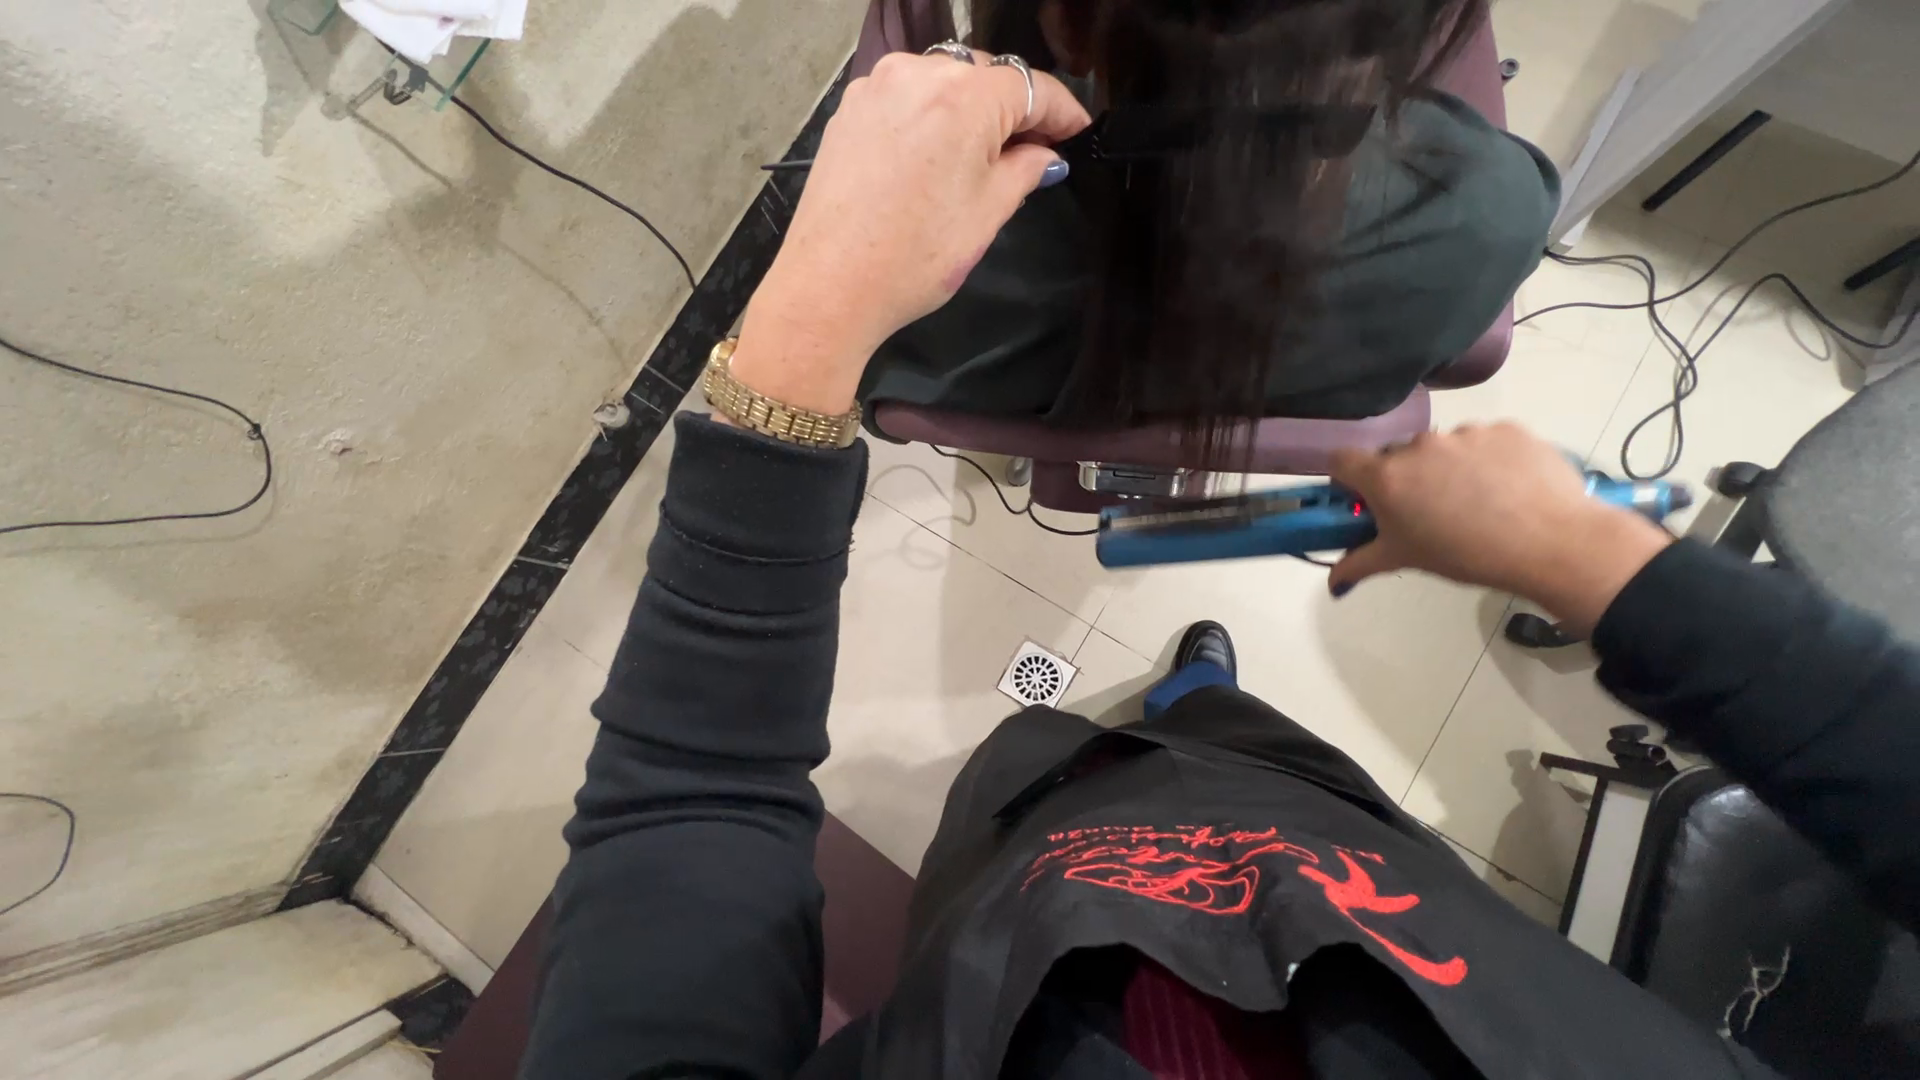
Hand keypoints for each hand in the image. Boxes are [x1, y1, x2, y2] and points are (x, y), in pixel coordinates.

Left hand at [728, 51, 1092, 414]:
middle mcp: (917, 74)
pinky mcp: (850, 111)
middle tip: (1033, 152)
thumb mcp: (985, 217)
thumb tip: (1045, 155)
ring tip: (980, 161)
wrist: (830, 287)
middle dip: (1013, 110)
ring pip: (943, 84)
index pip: (1031, 86)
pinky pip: (906, 100)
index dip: (1062, 110)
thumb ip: (1023, 172)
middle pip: (985, 76)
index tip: (1077, 131)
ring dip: (969, 113)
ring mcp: (876, 88)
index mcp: (962, 97)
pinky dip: (930, 120)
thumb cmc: (911, 259)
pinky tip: (935, 160)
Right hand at [1326, 423, 1672, 633]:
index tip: (1362, 498)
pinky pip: (1484, 442)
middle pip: (1395, 456)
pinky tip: (1506, 488)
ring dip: (1447, 468)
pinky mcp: (1507, 429)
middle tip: (1426, 509)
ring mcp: (1465, 433)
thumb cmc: (1465, 555)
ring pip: (1442, 448)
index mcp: (1386, 477)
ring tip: (1476, 501)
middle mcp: (1418, 446)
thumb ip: (1359, 565)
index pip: (1341, 460)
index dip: (1346, 478)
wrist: (1554, 544)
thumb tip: (1332, 585)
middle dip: (1403, 478)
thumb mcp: (1405, 560)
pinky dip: (1487, 460)